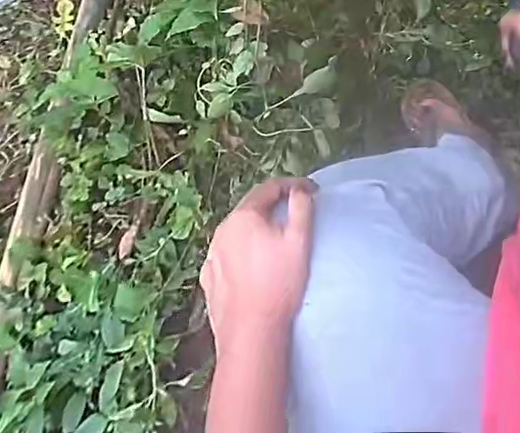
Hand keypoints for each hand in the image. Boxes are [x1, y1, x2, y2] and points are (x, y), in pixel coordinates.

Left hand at [201, 177, 316, 349]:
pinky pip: (227, 254)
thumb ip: (301, 207)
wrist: (251, 335)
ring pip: (237, 231)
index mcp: (244, 216)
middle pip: (251, 206)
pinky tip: (252, 262)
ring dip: (256, 227)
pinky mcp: (208, 279)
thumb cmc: (279, 284)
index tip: (310, 190)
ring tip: (274, 236)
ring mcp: (212, 255)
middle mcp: (222, 230)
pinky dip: (242, 250)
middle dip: (273, 204)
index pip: (269, 188)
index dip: (292, 184)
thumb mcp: (299, 240)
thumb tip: (299, 191)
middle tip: (294, 208)